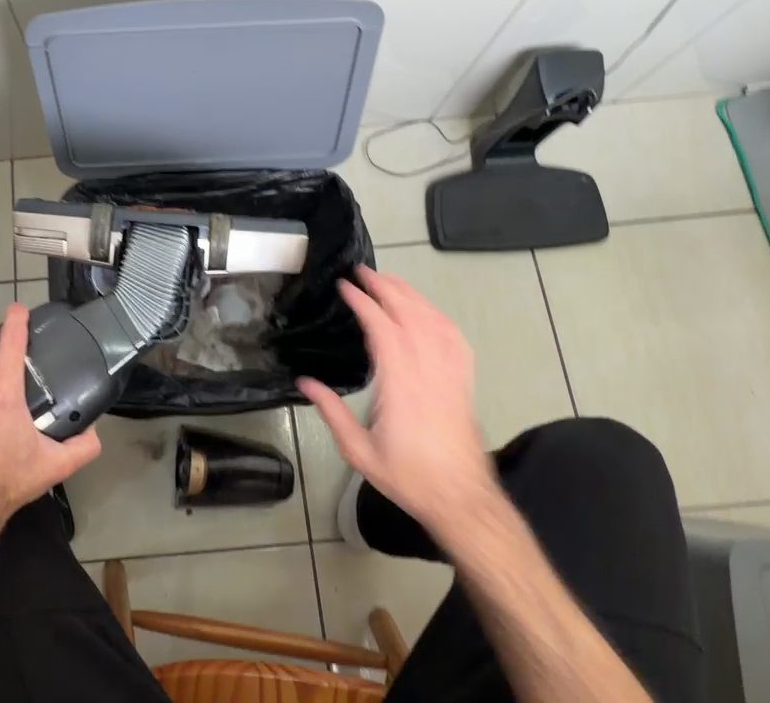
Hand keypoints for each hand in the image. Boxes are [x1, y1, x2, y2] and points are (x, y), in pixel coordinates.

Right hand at [298, 266, 496, 529]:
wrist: (461, 497)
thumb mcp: (360, 452)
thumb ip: (332, 413)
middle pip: (409, 314)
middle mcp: (428, 370)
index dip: (364, 302)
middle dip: (386, 287)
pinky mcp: (464, 379)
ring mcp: (451, 372)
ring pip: (433, 320)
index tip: (345, 286)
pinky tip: (427, 309)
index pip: (383, 328)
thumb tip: (305, 382)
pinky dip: (438, 315)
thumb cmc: (408, 476)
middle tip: (363, 271)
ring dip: (411, 295)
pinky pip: (454, 336)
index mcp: (400, 384)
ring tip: (389, 280)